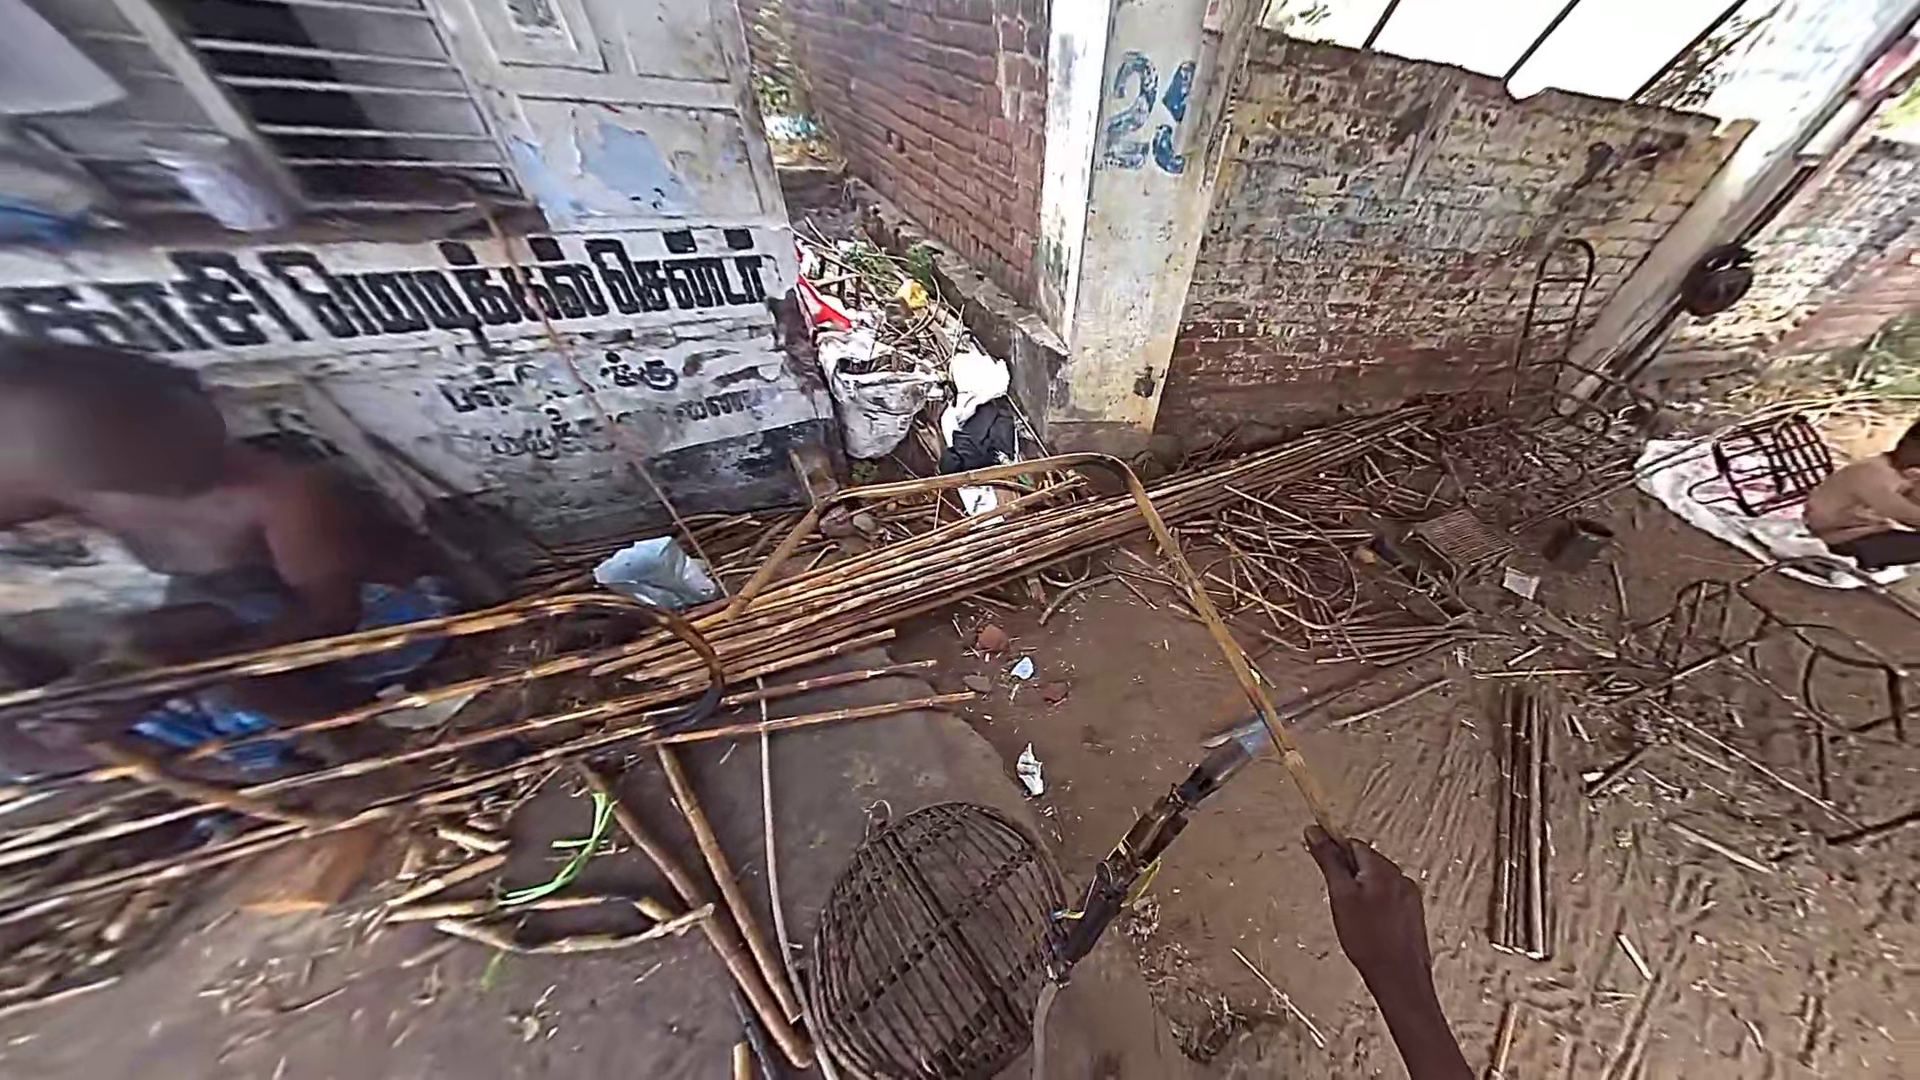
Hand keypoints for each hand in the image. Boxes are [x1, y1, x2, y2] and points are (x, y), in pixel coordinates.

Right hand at [1305, 825, 1433, 990]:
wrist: (1400, 982)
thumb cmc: (1368, 939)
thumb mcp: (1340, 893)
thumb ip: (1328, 859)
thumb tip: (1314, 831)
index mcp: (1383, 869)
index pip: (1352, 843)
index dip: (1333, 851)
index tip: (1321, 863)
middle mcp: (1401, 878)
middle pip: (1364, 859)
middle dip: (1346, 870)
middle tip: (1335, 893)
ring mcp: (1409, 897)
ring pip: (1374, 878)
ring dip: (1358, 886)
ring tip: (1349, 910)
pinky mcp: (1412, 915)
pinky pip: (1386, 894)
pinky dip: (1372, 900)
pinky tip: (1365, 920)